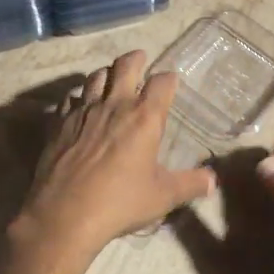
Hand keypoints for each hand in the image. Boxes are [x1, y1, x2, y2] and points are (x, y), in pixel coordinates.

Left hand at [14, 50, 216, 262]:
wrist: (64, 215)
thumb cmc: (120, 203)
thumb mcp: (163, 196)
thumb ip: (191, 184)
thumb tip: (214, 181)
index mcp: (144, 117)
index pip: (162, 82)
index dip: (169, 79)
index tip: (171, 82)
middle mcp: (114, 105)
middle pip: (125, 65)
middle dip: (136, 58)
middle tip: (141, 58)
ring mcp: (83, 111)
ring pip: (95, 77)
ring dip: (106, 74)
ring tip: (111, 78)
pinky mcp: (59, 123)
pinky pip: (70, 99)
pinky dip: (79, 97)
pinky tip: (80, 105)